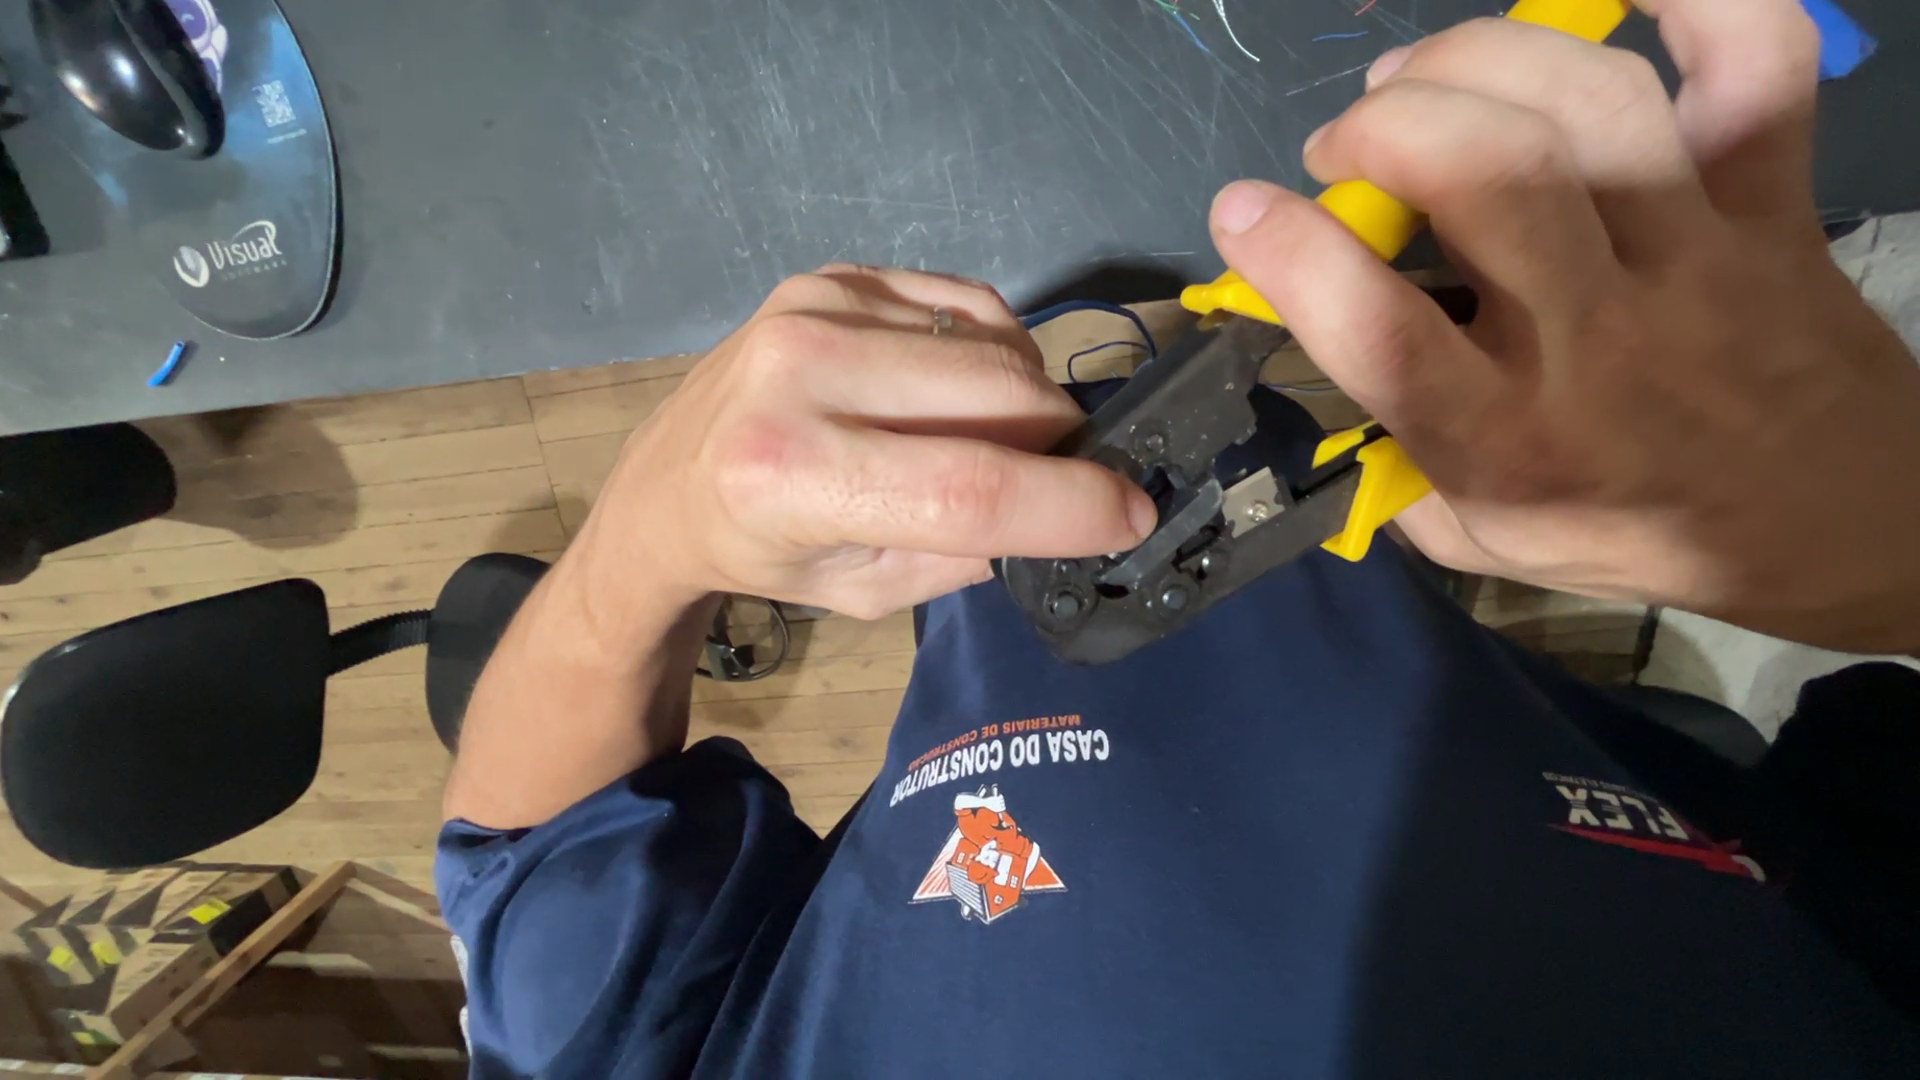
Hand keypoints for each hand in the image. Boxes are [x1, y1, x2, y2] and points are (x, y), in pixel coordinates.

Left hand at [575, 265, 1154, 622]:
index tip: (1132, 513)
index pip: (968, 487)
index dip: (1070, 504)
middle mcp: (799, 372)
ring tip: (991, 435)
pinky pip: (967, 304)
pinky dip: (991, 353)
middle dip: (1055, 444)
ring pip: (995, 346)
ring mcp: (815, 307)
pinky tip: (959, 386)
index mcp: (794, 478)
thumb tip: (1064, 507)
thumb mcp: (871, 590)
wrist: (670, 487)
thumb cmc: (769, 556)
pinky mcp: (832, 275)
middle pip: (1001, 397)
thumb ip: (970, 551)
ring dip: (1025, 399)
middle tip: (1047, 477)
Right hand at [1208, 0, 1919, 653]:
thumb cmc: (1618, 532)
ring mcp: (1693, 255)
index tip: (1237, 211)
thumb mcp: (1469, 537)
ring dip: (1476, 62)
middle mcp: (1591, 333)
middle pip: (1491, 178)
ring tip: (1410, 79)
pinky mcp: (1773, 204)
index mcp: (1500, 433)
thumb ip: (1389, 467)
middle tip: (1339, 143)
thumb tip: (1326, 382)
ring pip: (1591, 106)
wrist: (1831, 524)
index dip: (1295, 257)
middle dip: (1387, 130)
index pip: (1381, 330)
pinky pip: (1758, 61)